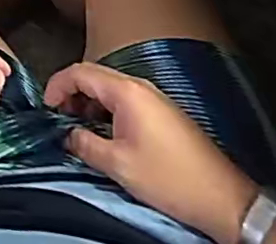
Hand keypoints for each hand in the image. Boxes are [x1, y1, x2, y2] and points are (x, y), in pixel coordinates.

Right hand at [45, 62, 258, 243]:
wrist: (229, 203)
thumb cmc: (169, 179)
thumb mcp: (119, 165)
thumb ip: (84, 144)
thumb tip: (66, 133)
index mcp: (125, 91)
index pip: (78, 73)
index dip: (56, 86)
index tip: (46, 108)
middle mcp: (139, 85)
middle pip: (93, 75)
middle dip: (71, 92)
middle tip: (59, 116)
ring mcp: (155, 97)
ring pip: (109, 87)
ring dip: (89, 101)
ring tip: (80, 125)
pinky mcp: (165, 112)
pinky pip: (125, 98)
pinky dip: (107, 108)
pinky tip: (106, 131)